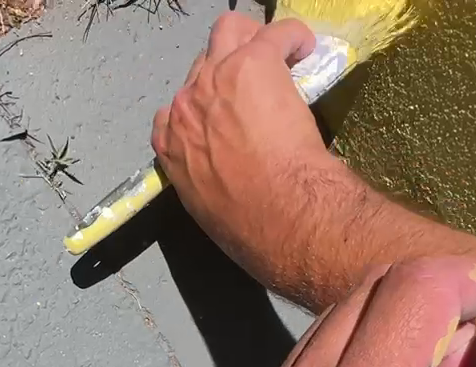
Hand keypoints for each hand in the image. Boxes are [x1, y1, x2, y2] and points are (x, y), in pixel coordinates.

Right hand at [151, 13, 371, 289]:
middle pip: (203, 67)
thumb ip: (201, 183)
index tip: (222, 120)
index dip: (202, 111)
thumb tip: (217, 185)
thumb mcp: (205, 210)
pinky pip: (277, 33)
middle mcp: (186, 106)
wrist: (276, 211)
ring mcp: (216, 78)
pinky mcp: (254, 60)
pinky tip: (305, 54)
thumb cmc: (245, 225)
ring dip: (252, 43)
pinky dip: (293, 40)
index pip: (173, 113)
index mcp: (170, 146)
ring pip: (229, 33)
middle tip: (257, 93)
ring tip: (279, 63)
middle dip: (228, 75)